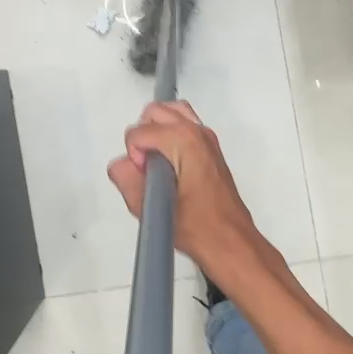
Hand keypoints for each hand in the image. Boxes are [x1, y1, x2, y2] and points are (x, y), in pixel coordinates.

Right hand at [106, 102, 266, 272]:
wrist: (229, 240)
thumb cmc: (196, 227)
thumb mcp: (148, 207)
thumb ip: (125, 178)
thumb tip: (123, 164)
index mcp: (183, 140)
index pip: (138, 132)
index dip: (134, 156)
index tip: (147, 179)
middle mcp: (197, 131)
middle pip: (154, 113)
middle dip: (143, 137)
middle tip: (147, 169)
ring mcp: (207, 137)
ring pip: (171, 113)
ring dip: (156, 132)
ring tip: (156, 164)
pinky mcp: (210, 147)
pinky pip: (183, 124)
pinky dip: (170, 135)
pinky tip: (169, 166)